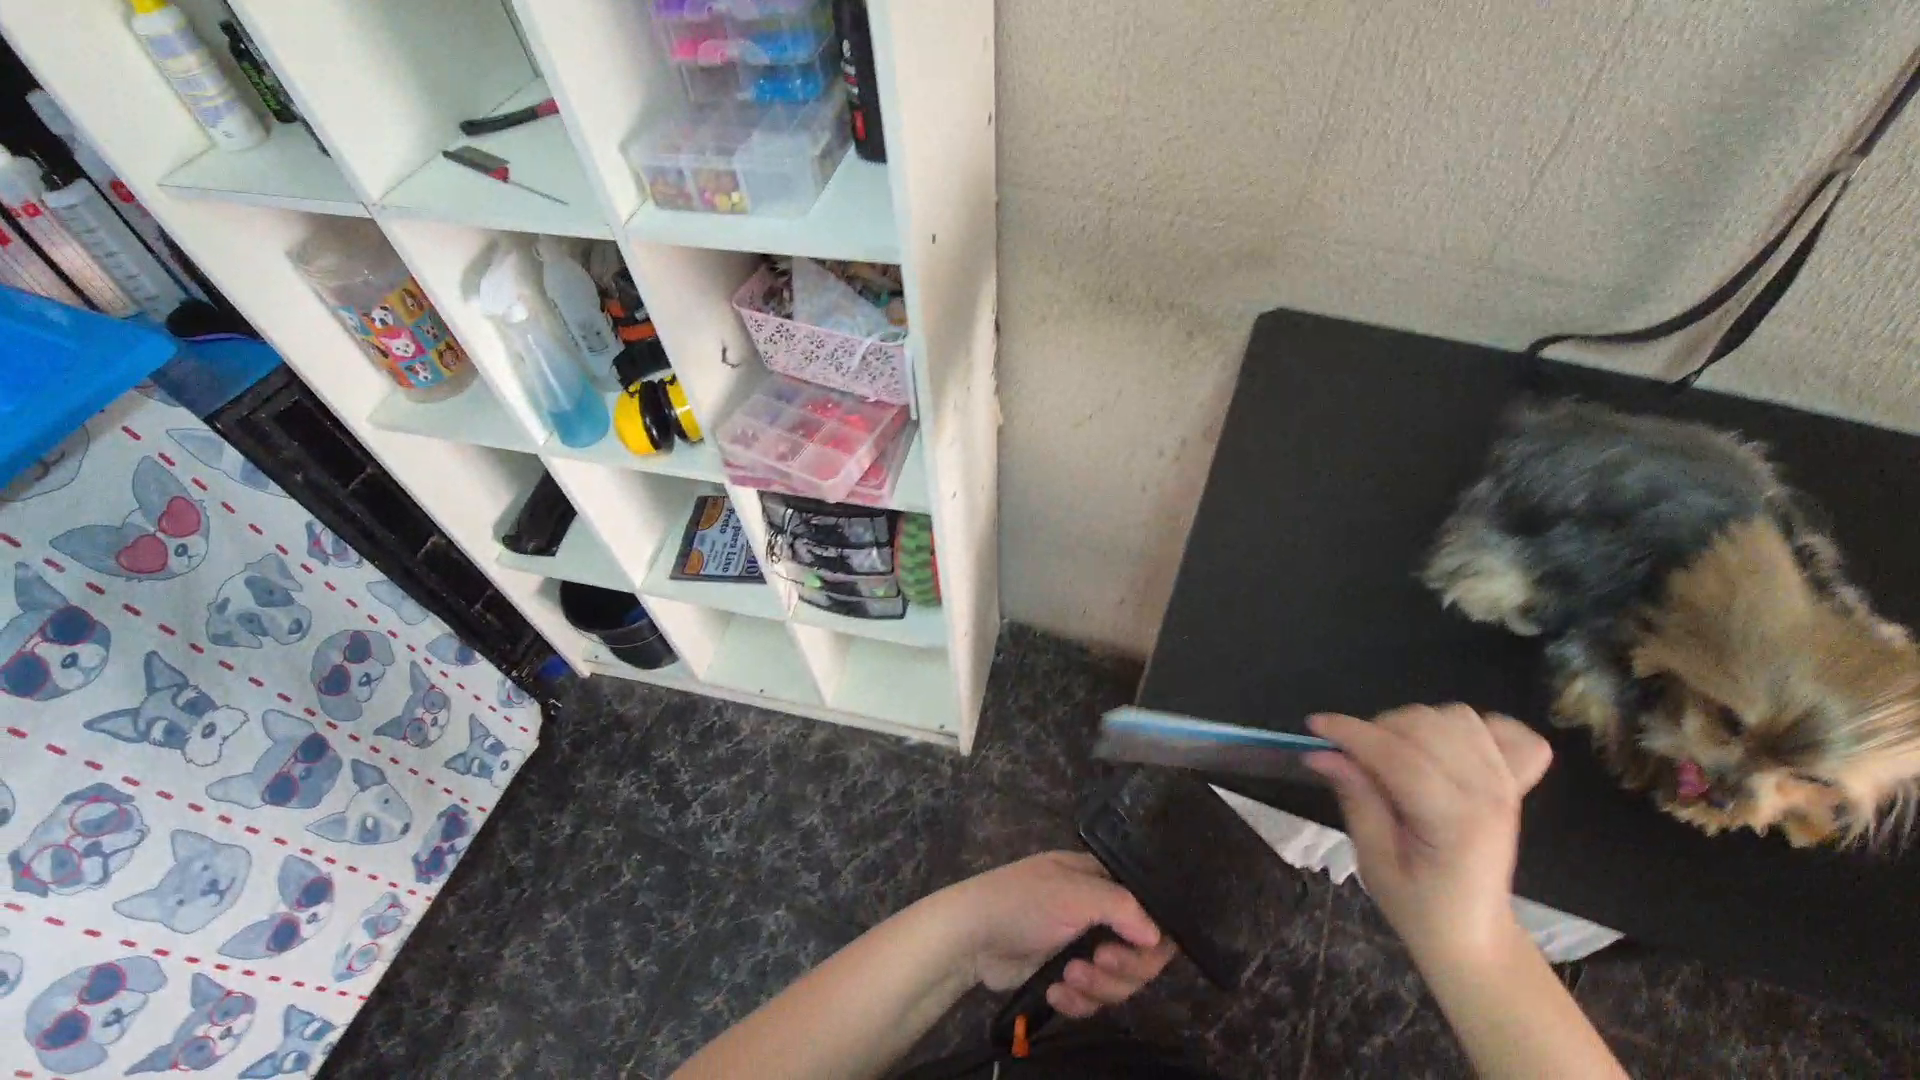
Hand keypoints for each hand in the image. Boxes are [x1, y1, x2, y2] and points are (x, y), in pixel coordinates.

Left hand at [934, 852, 1177, 1017]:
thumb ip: (1122, 908)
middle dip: (1120, 968)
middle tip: (1096, 962)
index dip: (1150, 939)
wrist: (971, 937)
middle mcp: (1098, 914)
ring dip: (1096, 987)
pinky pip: (1092, 1000)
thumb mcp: (1073, 893)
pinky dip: (1076, 1001)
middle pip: (1141, 956)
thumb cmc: (1021, 901)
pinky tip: (1054, 992)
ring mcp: (1083, 947)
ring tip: (1066, 976)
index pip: (1150, 913)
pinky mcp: (1066, 977)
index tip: (1133, 949)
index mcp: (1102, 882)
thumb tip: (1158, 936)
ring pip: (1118, 983)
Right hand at [1303, 704, 1551, 965]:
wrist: (1474, 933)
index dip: (1353, 734)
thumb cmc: (1419, 907)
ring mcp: (1507, 784)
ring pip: (1457, 718)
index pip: (1401, 757)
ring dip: (1414, 725)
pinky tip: (1445, 746)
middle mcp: (1489, 794)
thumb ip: (1356, 800)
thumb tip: (1322, 754)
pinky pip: (1503, 730)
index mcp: (1456, 821)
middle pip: (1428, 728)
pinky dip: (1471, 728)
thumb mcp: (1374, 863)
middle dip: (1377, 729)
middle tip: (1352, 757)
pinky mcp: (1515, 781)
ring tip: (1391, 752)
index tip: (1315, 726)